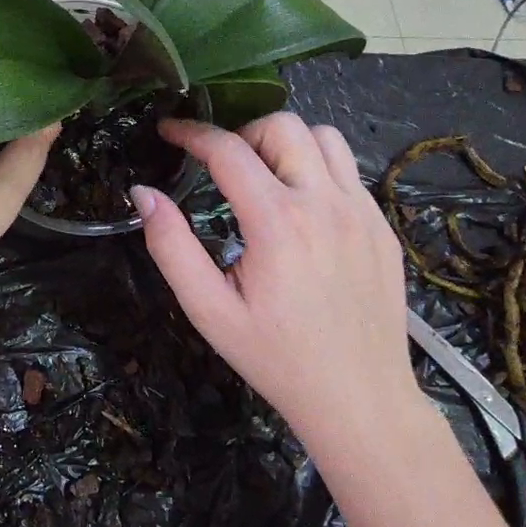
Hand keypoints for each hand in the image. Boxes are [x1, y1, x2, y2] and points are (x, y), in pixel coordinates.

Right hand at [129, 113, 420, 442]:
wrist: (361, 401)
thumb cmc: (275, 357)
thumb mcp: (208, 310)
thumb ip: (170, 246)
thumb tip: (143, 193)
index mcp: (278, 223)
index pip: (228, 150)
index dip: (191, 132)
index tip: (168, 131)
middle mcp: (325, 205)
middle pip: (281, 125)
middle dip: (241, 133)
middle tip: (221, 166)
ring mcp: (362, 213)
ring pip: (323, 136)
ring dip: (285, 144)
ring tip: (264, 177)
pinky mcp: (382, 227)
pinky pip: (348, 170)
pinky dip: (316, 168)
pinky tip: (299, 208)